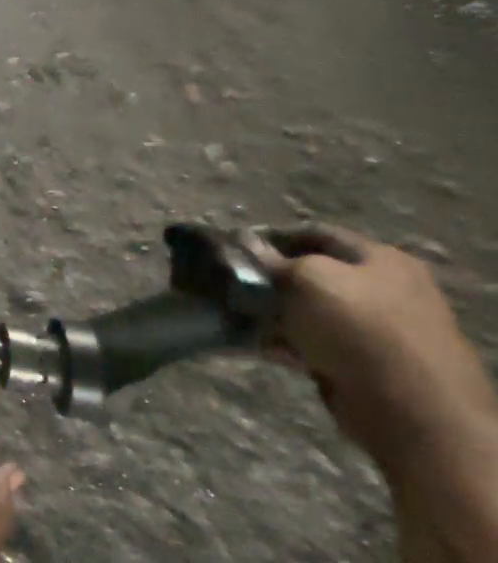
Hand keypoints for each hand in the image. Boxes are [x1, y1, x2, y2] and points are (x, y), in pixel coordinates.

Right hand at [250, 225, 497, 470]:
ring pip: (308, 311)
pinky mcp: (364, 362)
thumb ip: (272, 259)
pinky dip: (286, 343)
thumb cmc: (358, 328)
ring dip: (272, 314)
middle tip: (230, 284)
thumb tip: (245, 244)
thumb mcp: (307, 279)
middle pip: (311, 274)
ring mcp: (376, 329)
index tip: (233, 248)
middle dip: (269, 279)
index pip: (316, 233)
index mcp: (381, 260)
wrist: (411, 409)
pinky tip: (258, 345)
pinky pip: (314, 343)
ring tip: (235, 316)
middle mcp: (384, 290)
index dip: (271, 236)